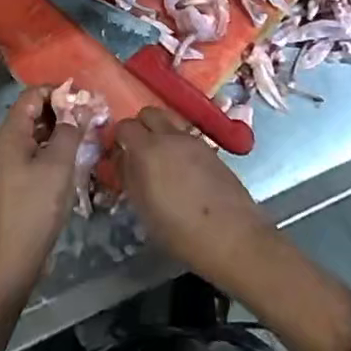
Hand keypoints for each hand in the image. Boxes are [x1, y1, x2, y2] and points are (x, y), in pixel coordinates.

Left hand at [0, 87, 80, 287]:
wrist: (12, 258)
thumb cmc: (35, 206)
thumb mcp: (58, 164)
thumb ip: (70, 131)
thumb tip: (79, 109)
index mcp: (11, 133)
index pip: (32, 95)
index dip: (58, 91)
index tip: (85, 98)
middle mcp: (7, 143)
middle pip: (34, 112)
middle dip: (62, 110)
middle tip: (91, 116)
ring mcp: (11, 163)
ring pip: (38, 134)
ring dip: (61, 130)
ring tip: (88, 134)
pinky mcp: (18, 181)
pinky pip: (38, 153)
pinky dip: (56, 149)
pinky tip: (76, 158)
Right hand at [115, 106, 275, 291]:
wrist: (233, 236)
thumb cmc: (180, 231)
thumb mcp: (143, 209)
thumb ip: (129, 177)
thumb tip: (122, 159)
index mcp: (147, 149)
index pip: (125, 126)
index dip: (118, 138)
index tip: (117, 154)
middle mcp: (170, 136)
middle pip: (149, 113)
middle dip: (140, 126)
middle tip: (137, 151)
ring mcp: (194, 140)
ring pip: (170, 120)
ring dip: (161, 131)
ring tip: (160, 158)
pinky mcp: (211, 149)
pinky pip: (187, 135)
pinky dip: (178, 143)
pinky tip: (182, 169)